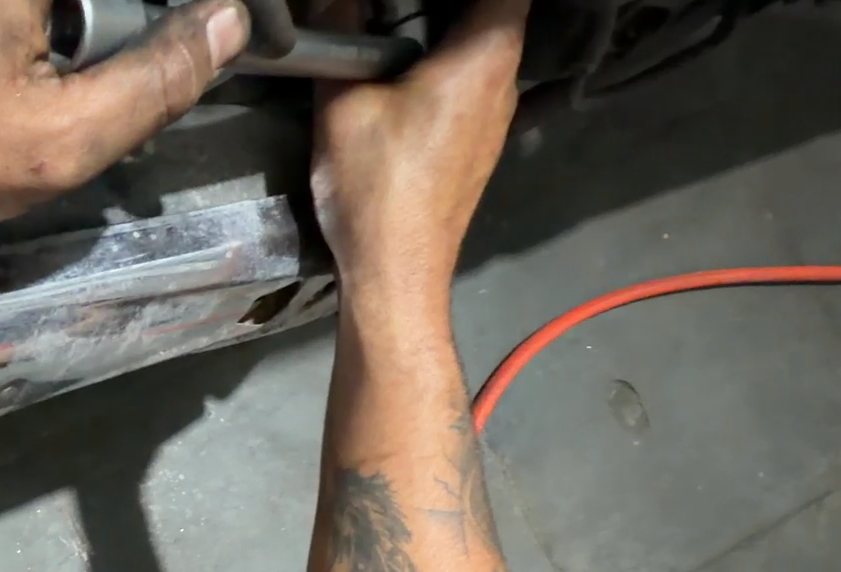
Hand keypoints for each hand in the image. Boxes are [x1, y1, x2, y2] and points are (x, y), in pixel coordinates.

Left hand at [0, 0, 250, 231]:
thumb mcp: (60, 142)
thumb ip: (155, 84)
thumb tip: (226, 25)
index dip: (194, 15)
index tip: (223, 38)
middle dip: (135, 33)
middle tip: (128, 85)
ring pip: (80, 3)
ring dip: (99, 37)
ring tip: (58, 92)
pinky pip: (46, 5)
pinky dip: (61, 30)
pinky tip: (30, 78)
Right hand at [311, 0, 529, 300]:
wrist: (395, 274)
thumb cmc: (375, 187)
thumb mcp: (342, 107)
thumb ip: (338, 41)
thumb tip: (332, 1)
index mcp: (488, 49)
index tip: (408, 0)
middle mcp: (507, 78)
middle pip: (490, 12)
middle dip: (439, 8)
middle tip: (388, 16)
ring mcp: (497, 122)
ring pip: (479, 55)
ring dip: (441, 43)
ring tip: (388, 50)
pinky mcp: (478, 154)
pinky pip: (468, 94)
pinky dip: (441, 80)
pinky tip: (400, 99)